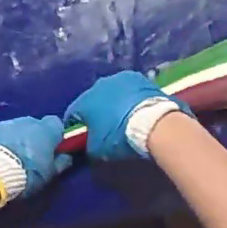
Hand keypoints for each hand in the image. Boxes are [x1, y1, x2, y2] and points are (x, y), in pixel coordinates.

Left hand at [0, 115, 72, 206]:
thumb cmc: (27, 173)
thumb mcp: (50, 174)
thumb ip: (61, 162)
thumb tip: (67, 156)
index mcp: (46, 130)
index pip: (56, 124)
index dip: (55, 136)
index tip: (52, 149)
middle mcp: (27, 121)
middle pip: (35, 126)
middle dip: (33, 138)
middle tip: (29, 156)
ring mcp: (6, 123)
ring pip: (16, 129)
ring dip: (15, 139)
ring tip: (10, 157)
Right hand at [63, 71, 190, 160]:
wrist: (155, 123)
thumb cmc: (118, 136)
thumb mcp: (97, 149)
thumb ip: (87, 144)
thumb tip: (88, 143)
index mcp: (84, 102)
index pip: (72, 115)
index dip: (75, 126)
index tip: (80, 136)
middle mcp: (98, 86)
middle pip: (92, 101)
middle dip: (95, 112)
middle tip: (102, 126)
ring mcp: (119, 79)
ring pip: (110, 93)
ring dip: (112, 103)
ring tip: (121, 116)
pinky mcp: (140, 78)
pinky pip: (129, 90)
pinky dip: (129, 98)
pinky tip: (135, 109)